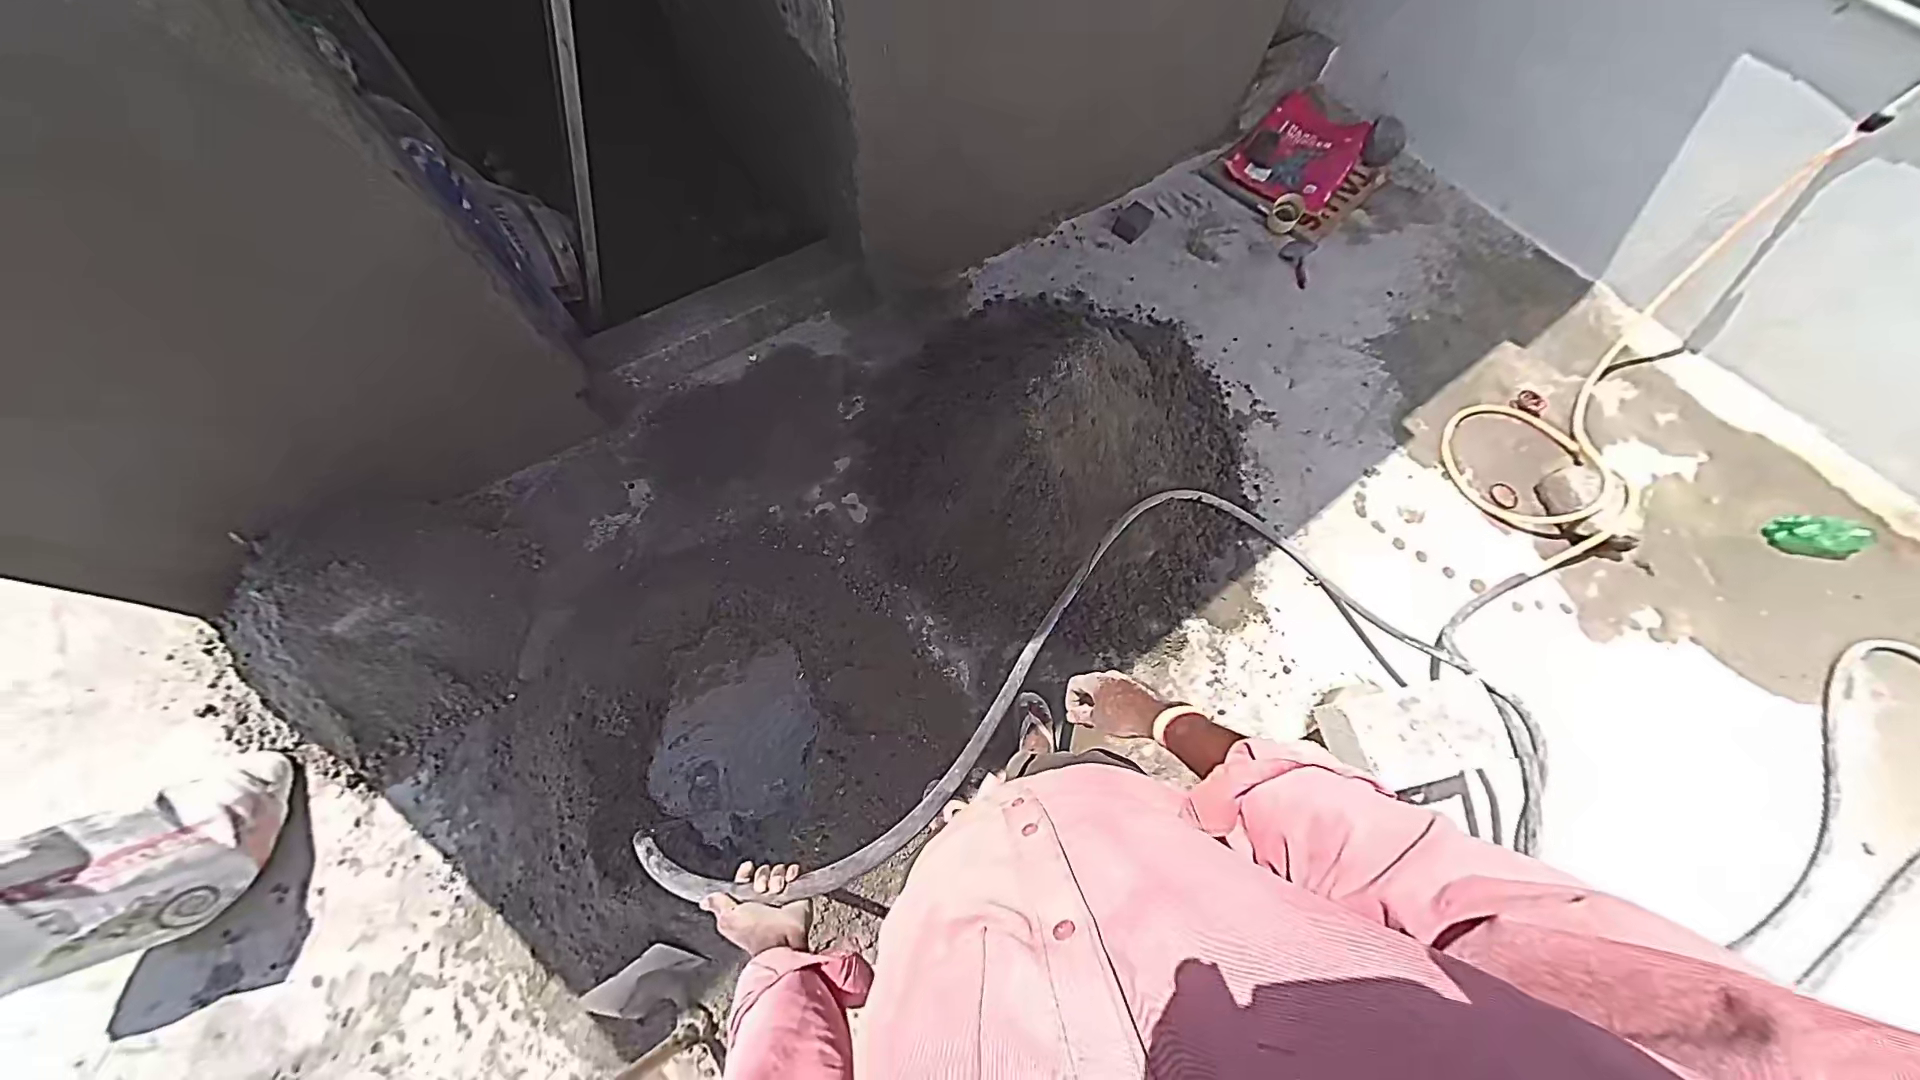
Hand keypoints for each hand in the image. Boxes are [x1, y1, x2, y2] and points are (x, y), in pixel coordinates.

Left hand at [701, 861, 808, 956]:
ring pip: (777, 870)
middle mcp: (762, 898)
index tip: (747, 869)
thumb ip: (718, 905)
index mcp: (745, 904)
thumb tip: (705, 900)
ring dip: (776, 876)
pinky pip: (793, 872)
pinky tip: (789, 880)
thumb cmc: (756, 932)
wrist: (783, 938)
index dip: (745, 873)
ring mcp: (780, 895)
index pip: (743, 880)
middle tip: (762, 889)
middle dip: (761, 876)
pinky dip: (791, 872)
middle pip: (761, 872)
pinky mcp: (795, 891)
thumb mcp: (729, 920)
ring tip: (777, 890)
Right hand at [1064, 670, 1176, 739]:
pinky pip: (1119, 692)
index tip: (1075, 713)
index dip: (1070, 700)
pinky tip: (1119, 718)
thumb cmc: (1127, 717)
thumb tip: (1073, 715)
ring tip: (1104, 720)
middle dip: (1086, 701)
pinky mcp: (1137, 686)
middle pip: (1089, 685)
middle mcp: (1110, 675)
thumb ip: (1080, 716)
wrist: (1156, 718)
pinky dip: (1115, 702)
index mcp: (1096, 680)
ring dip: (1101, 702)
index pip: (1073, 684)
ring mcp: (1124, 679)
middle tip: (1087, 717)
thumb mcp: (1096, 721)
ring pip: (1105, 688)